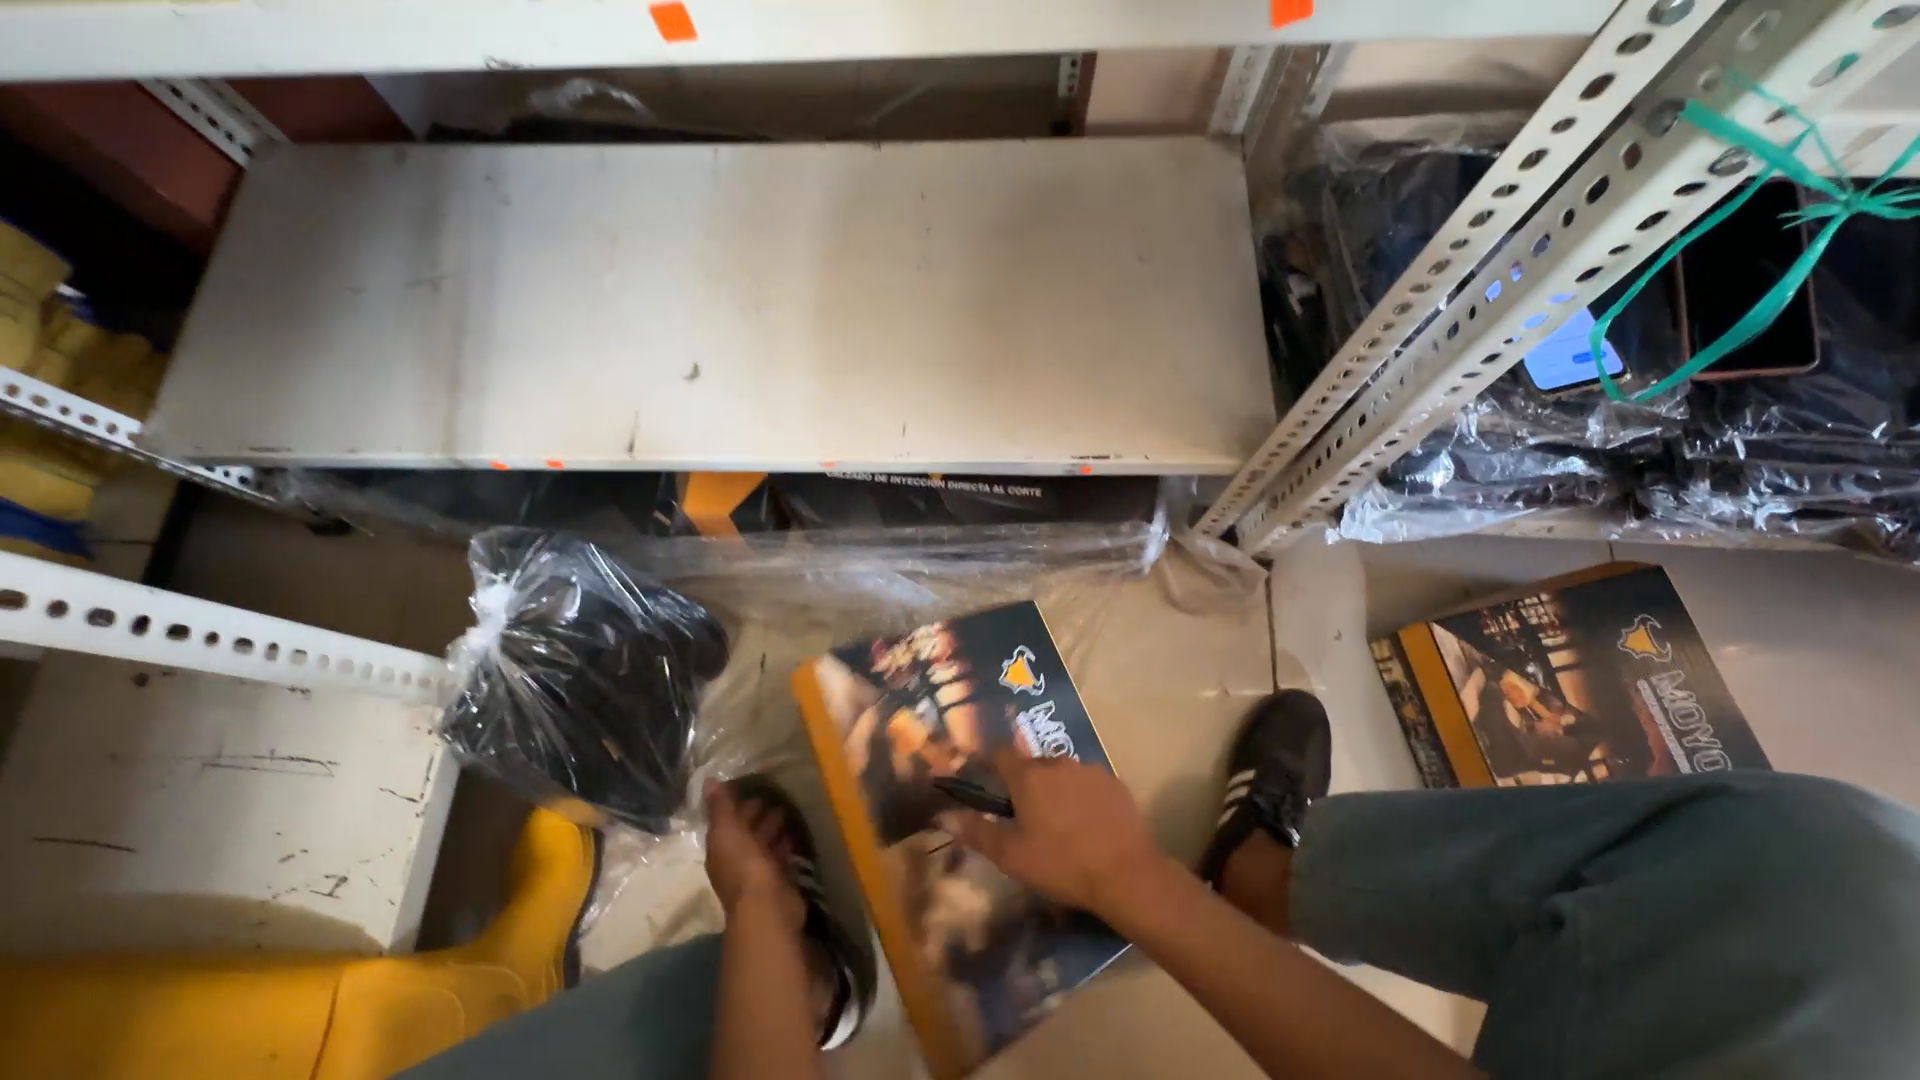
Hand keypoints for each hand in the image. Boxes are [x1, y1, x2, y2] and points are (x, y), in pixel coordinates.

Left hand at [703, 779, 803, 929]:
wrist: (767, 906)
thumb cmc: (743, 866)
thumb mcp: (727, 831)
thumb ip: (720, 807)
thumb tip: (708, 780)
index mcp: (722, 849)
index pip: (728, 823)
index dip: (739, 806)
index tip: (756, 789)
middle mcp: (738, 862)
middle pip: (749, 834)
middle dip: (760, 817)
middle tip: (778, 798)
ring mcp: (760, 874)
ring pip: (767, 846)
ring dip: (775, 831)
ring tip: (791, 812)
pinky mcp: (780, 882)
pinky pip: (784, 859)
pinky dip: (788, 847)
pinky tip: (799, 835)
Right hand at [939, 744, 1168, 917]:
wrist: (1128, 875)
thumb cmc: (1062, 865)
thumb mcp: (1011, 856)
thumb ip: (975, 831)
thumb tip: (941, 816)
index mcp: (1029, 776)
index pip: (1000, 750)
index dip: (989, 760)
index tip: (984, 778)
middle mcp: (1059, 762)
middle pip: (1033, 764)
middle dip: (1025, 784)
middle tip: (1026, 818)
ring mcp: (1092, 770)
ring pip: (1063, 773)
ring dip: (1056, 790)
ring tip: (1060, 826)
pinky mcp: (1116, 784)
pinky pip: (1089, 784)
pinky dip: (1083, 797)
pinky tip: (1088, 826)